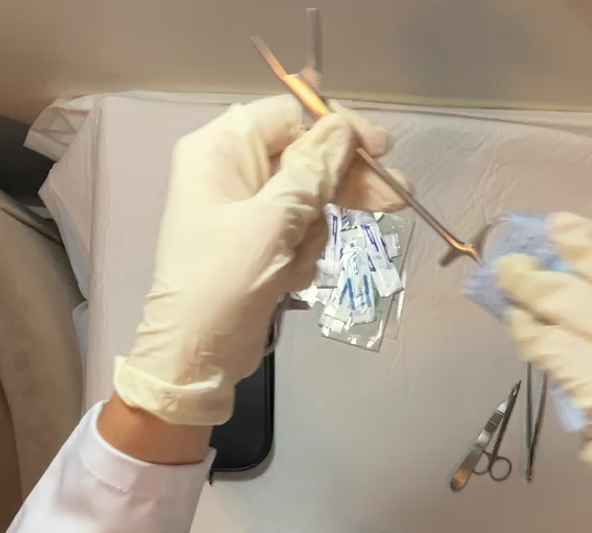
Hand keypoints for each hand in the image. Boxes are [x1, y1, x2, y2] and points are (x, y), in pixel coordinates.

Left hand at [113, 96, 403, 426]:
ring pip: (309, 202)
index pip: (291, 116)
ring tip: (295, 266)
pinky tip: (287, 282)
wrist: (197, 356)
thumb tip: (344, 128)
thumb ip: (313, 172)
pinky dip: (302, 257)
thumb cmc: (223, 283)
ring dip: (314, 235)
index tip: (381, 150)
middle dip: (343, 185)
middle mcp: (232, 172)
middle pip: (306, 158)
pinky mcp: (259, 246)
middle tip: (395, 200)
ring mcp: (246, 211)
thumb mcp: (272, 223)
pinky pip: (300, 236)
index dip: (338, 130)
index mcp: (221, 149)